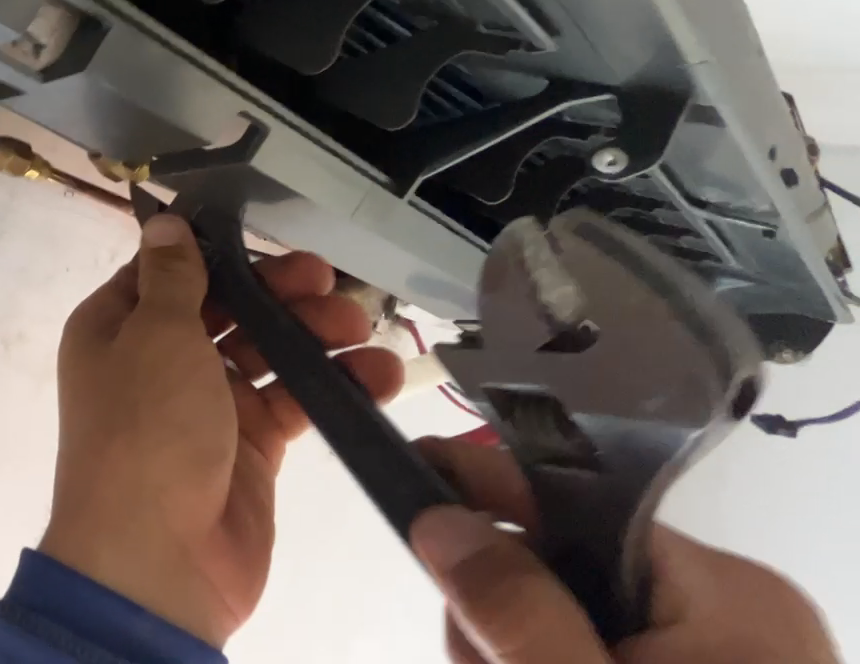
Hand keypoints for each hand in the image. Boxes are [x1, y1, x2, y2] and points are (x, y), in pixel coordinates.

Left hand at [38, 214, 403, 645]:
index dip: (211, 252)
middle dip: (271, 292)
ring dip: (307, 335)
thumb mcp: (156, 334)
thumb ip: (172, 278)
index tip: (262, 235)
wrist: (157, 558)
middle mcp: (154, 358)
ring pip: (259, 351)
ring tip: (358, 325)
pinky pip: (288, 401)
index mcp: (115, 325)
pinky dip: (327, 387)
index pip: (164, 272)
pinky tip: (377, 373)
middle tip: (326, 279)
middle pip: (219, 308)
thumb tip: (162, 221)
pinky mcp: (246, 446)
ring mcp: (201, 403)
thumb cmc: (146, 426)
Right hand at [411, 437, 837, 663]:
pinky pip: (592, 638)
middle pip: (554, 553)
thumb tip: (436, 517)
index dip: (473, 485)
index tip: (400, 483)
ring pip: (562, 601)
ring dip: (510, 636)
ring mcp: (723, 650)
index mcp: (726, 590)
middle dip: (493, 596)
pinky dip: (545, 654)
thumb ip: (518, 610)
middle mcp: (730, 603)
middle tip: (478, 657)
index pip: (562, 495)